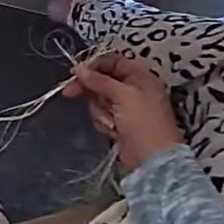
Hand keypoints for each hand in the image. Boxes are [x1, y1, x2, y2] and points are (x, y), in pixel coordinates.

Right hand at [63, 53, 184, 174]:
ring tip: (111, 122)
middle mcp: (134, 90)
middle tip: (70, 92)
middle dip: (91, 90)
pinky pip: (102, 115)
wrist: (153, 161)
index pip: (113, 62)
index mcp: (141, 77)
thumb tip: (79, 68)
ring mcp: (126, 108)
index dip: (94, 65)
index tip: (75, 72)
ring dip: (100, 110)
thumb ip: (99, 80)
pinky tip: (113, 131)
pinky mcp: (119, 124)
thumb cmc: (144, 123)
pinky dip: (104, 122)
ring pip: (99, 99)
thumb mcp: (123, 95)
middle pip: (102, 81)